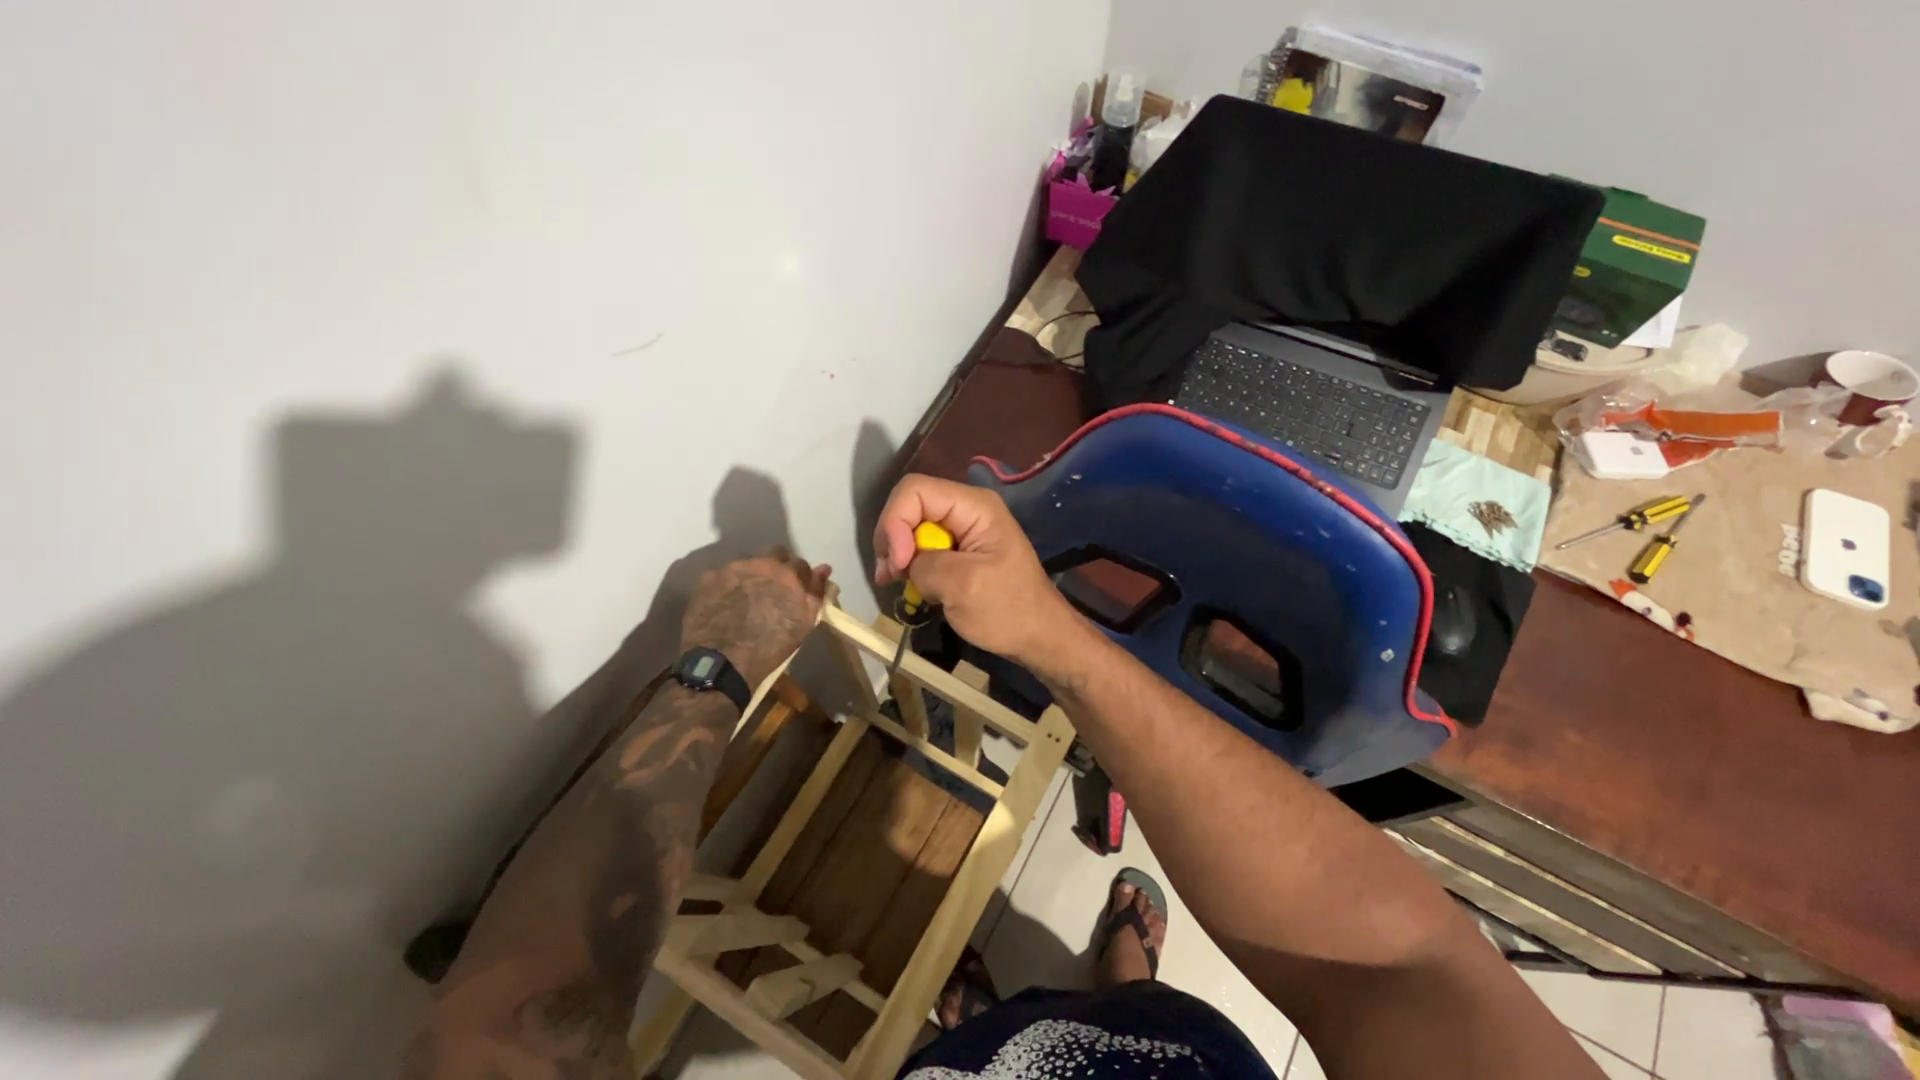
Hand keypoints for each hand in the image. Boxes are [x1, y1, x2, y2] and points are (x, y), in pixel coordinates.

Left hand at [682, 549, 830, 686]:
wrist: (723, 661)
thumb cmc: (771, 646)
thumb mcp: (803, 624)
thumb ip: (815, 592)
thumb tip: (824, 568)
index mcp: (787, 574)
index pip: (799, 564)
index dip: (798, 578)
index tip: (793, 592)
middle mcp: (761, 563)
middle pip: (774, 554)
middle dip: (776, 568)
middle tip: (771, 591)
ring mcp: (732, 568)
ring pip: (747, 563)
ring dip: (750, 575)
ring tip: (744, 599)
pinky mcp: (707, 577)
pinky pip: (722, 575)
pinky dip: (726, 585)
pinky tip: (723, 603)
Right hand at [873, 475, 1083, 671]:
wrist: (1039, 637)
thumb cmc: (1008, 610)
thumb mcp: (963, 586)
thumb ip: (925, 565)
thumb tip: (904, 563)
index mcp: (975, 506)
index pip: (914, 490)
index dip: (896, 521)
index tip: (899, 563)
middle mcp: (966, 510)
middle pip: (910, 507)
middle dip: (893, 539)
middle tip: (891, 576)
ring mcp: (962, 531)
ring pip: (911, 528)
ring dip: (898, 555)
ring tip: (896, 583)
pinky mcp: (957, 552)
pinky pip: (922, 547)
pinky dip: (910, 565)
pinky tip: (909, 586)